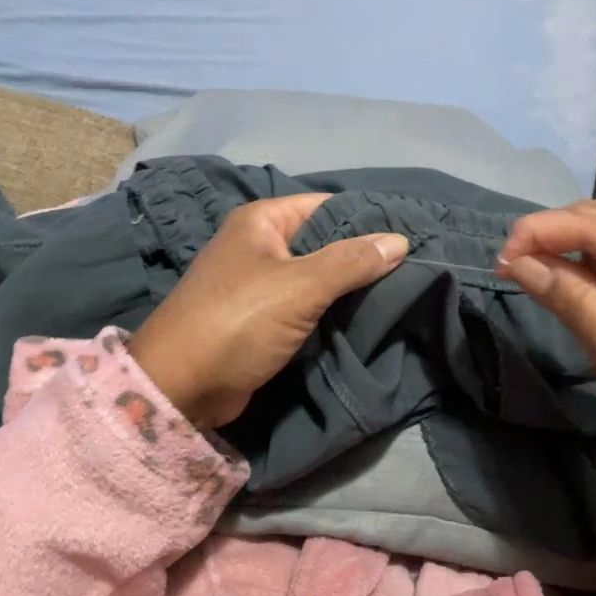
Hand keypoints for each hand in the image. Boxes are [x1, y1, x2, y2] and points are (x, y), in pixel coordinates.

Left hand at [128, 194, 409, 430]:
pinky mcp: (261, 322)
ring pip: (317, 280)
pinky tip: (365, 323)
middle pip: (324, 244)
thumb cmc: (237, 323)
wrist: (181, 388)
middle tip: (413, 272)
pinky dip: (330, 316)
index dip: (367, 221)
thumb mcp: (299, 287)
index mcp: (262, 221)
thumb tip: (400, 241)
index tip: (411, 238)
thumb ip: (350, 262)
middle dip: (362, 259)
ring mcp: (258, 286)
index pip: (327, 207)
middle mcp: (259, 246)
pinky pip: (305, 310)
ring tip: (400, 296)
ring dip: (349, 292)